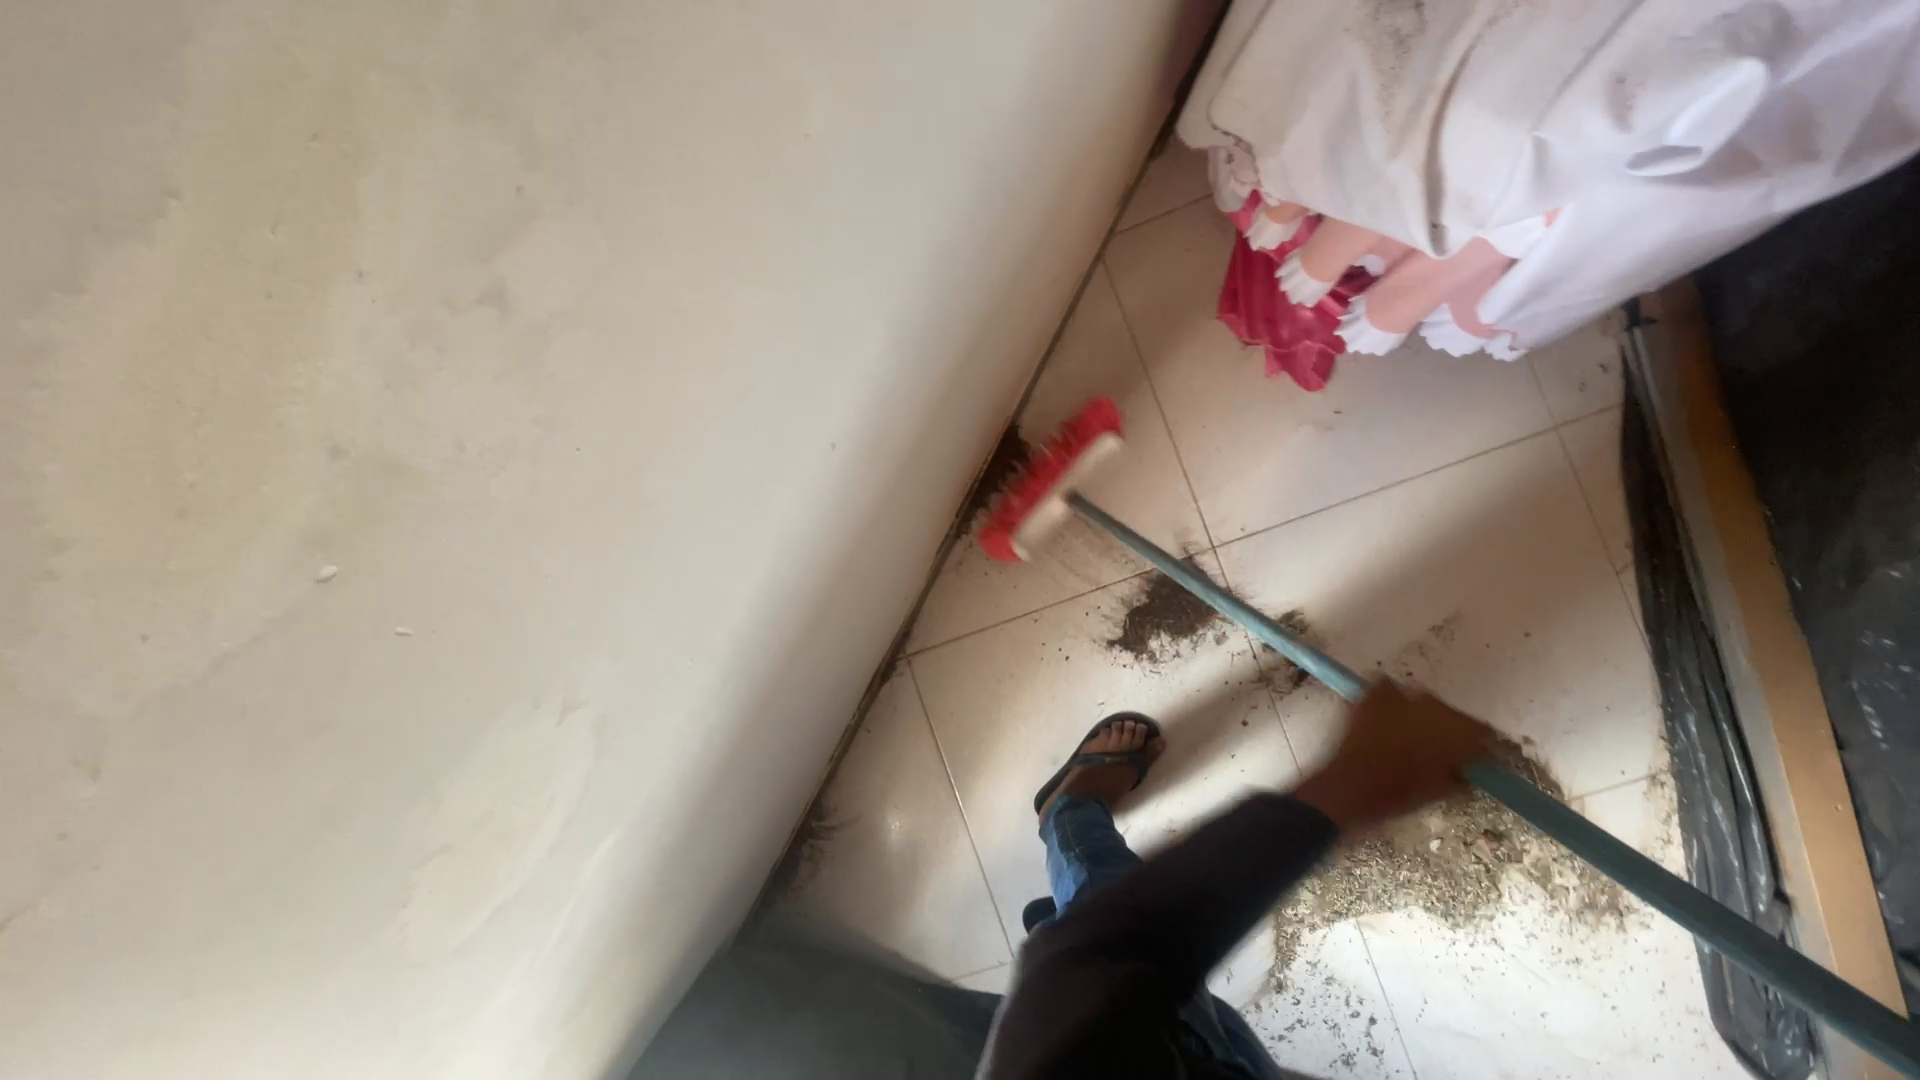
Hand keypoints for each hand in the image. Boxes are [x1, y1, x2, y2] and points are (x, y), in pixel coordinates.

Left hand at [1291, 681, 1495, 830]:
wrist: (1353, 785)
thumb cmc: (1400, 794)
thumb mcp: (1442, 790)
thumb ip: (1462, 774)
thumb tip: (1469, 770)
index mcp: (1460, 732)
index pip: (1481, 730)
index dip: (1477, 743)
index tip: (1472, 754)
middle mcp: (1436, 707)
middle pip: (1450, 713)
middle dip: (1446, 728)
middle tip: (1435, 746)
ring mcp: (1402, 696)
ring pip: (1421, 699)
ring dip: (1418, 712)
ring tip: (1407, 731)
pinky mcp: (1373, 694)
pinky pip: (1387, 687)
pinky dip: (1388, 697)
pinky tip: (1384, 715)